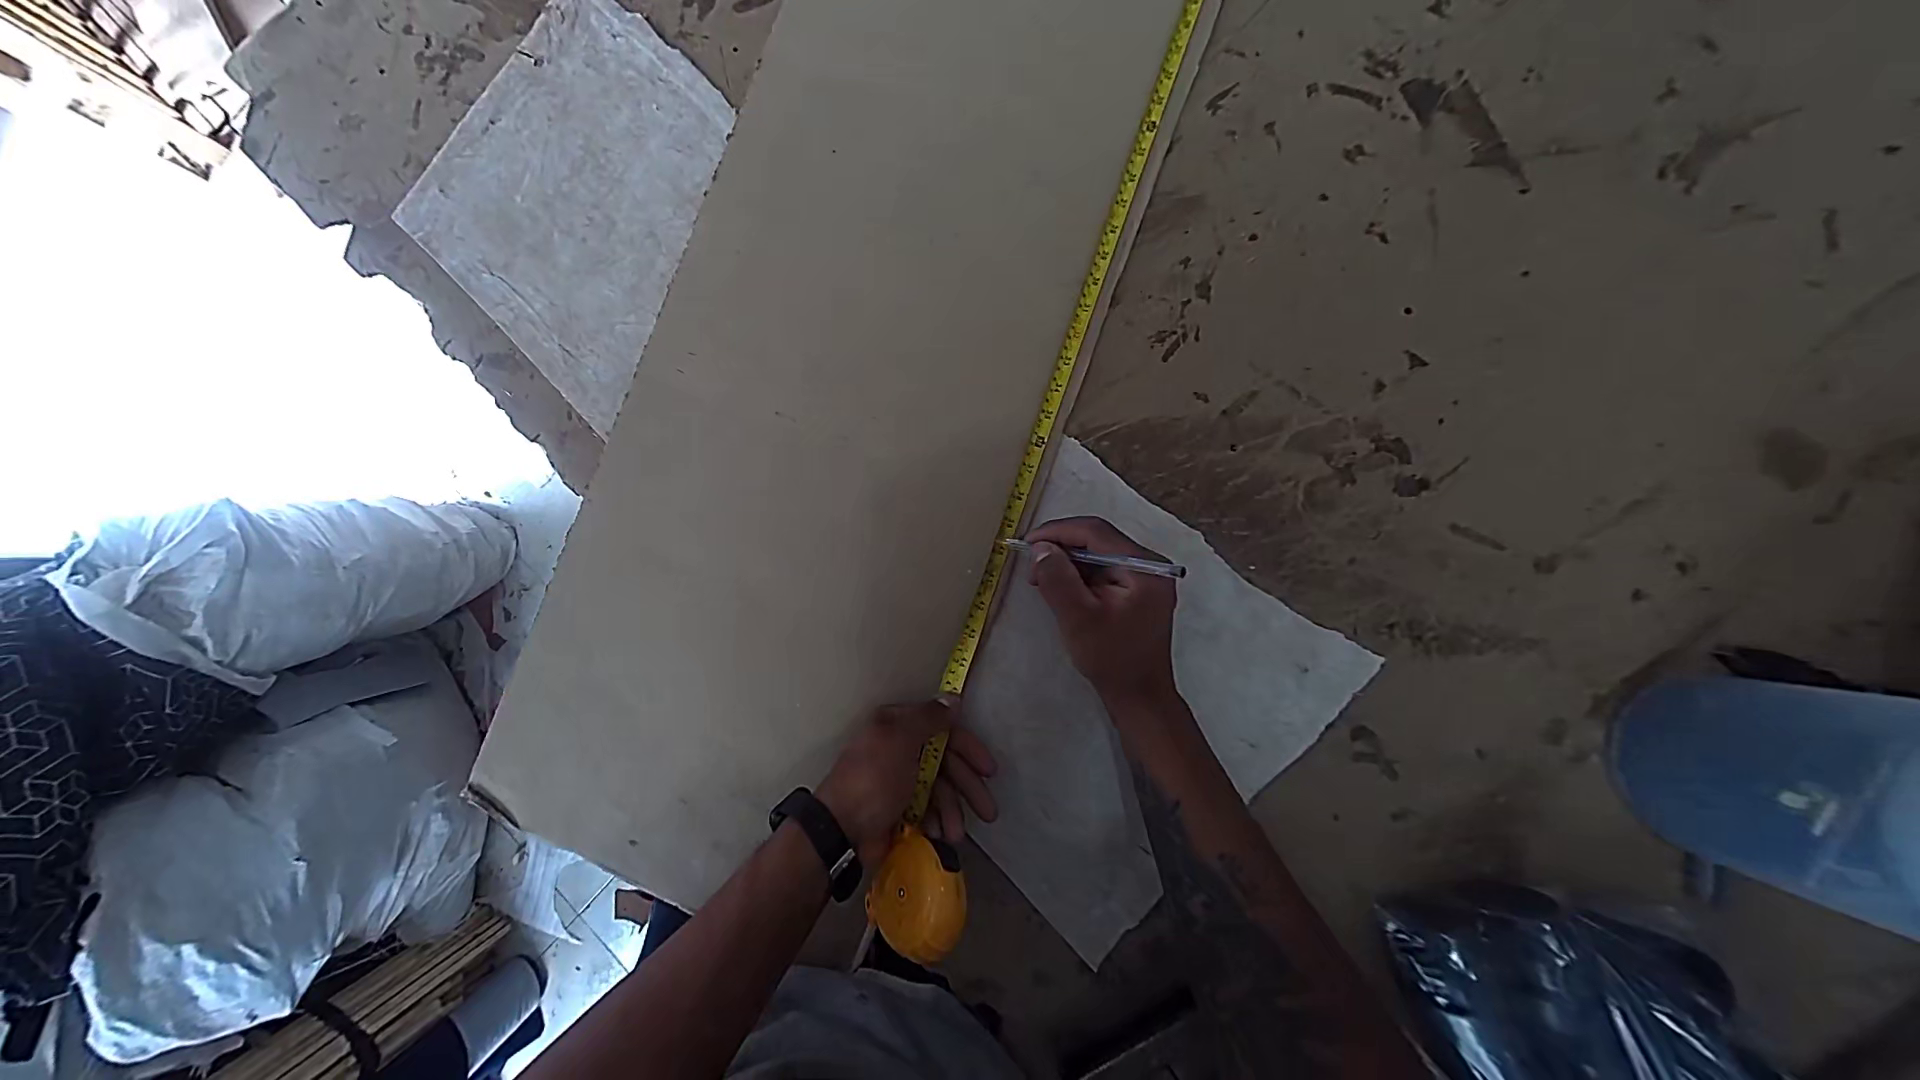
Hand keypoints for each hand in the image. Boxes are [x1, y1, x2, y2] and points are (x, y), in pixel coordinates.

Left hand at [815, 697, 997, 870]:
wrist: (840, 831)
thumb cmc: (873, 779)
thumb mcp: (901, 741)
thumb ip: (930, 719)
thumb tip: (953, 698)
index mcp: (897, 727)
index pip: (943, 730)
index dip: (968, 748)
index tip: (988, 770)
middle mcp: (900, 749)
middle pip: (945, 762)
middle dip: (967, 787)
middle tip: (988, 811)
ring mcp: (899, 781)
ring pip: (938, 790)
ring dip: (951, 810)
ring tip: (954, 833)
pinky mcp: (897, 809)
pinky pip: (926, 810)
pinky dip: (935, 821)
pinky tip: (938, 834)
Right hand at [1026, 516, 1178, 704]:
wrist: (1140, 696)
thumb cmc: (1111, 659)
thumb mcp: (1078, 618)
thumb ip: (1058, 579)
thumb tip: (1041, 547)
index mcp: (1143, 566)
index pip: (1095, 531)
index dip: (1057, 532)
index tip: (1027, 543)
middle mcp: (1149, 564)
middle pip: (1097, 539)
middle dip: (1061, 548)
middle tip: (1032, 567)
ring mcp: (1146, 577)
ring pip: (1097, 553)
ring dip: (1068, 562)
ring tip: (1042, 580)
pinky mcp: (1137, 590)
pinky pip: (1103, 569)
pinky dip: (1079, 574)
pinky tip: (1062, 589)